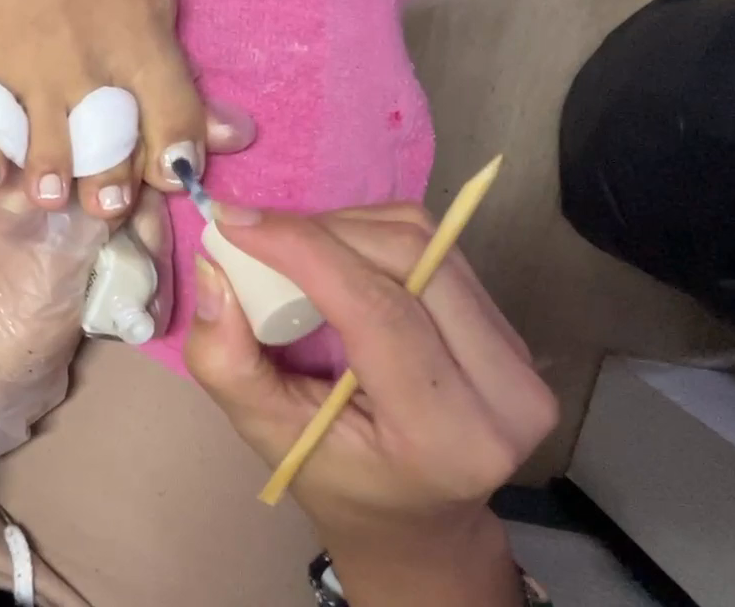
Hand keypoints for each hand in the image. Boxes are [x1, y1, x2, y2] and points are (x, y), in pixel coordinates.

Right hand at [0, 0, 252, 220]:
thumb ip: (163, 46)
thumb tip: (219, 124)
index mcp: (139, 44)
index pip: (168, 135)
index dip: (161, 168)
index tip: (145, 181)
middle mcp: (78, 70)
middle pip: (90, 161)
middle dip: (89, 189)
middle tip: (70, 194)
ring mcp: (6, 64)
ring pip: (18, 155)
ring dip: (17, 174)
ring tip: (8, 177)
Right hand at [184, 205, 557, 605]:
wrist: (410, 513)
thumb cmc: (330, 476)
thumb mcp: (260, 428)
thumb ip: (224, 356)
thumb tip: (214, 264)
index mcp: (445, 434)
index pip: (378, 310)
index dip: (301, 250)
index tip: (230, 222)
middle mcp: (505, 391)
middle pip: (409, 257)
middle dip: (316, 230)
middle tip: (253, 239)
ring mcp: (521, 356)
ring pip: (423, 240)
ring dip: (340, 227)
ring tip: (291, 253)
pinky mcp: (507, 326)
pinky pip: (432, 245)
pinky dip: (365, 234)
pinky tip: (332, 262)